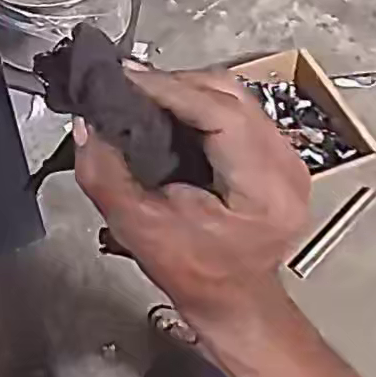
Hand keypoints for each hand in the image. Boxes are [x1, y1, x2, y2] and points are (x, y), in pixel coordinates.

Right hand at [74, 68, 310, 337]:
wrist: (233, 300)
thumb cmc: (195, 273)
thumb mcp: (136, 227)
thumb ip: (103, 173)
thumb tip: (87, 125)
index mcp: (263, 189)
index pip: (219, 112)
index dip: (169, 88)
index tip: (128, 76)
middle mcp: (286, 167)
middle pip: (228, 93)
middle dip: (174, 82)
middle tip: (131, 83)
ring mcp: (288, 156)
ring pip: (234, 93)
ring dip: (187, 87)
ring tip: (146, 92)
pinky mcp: (278, 153)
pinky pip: (237, 106)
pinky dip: (200, 100)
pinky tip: (172, 107)